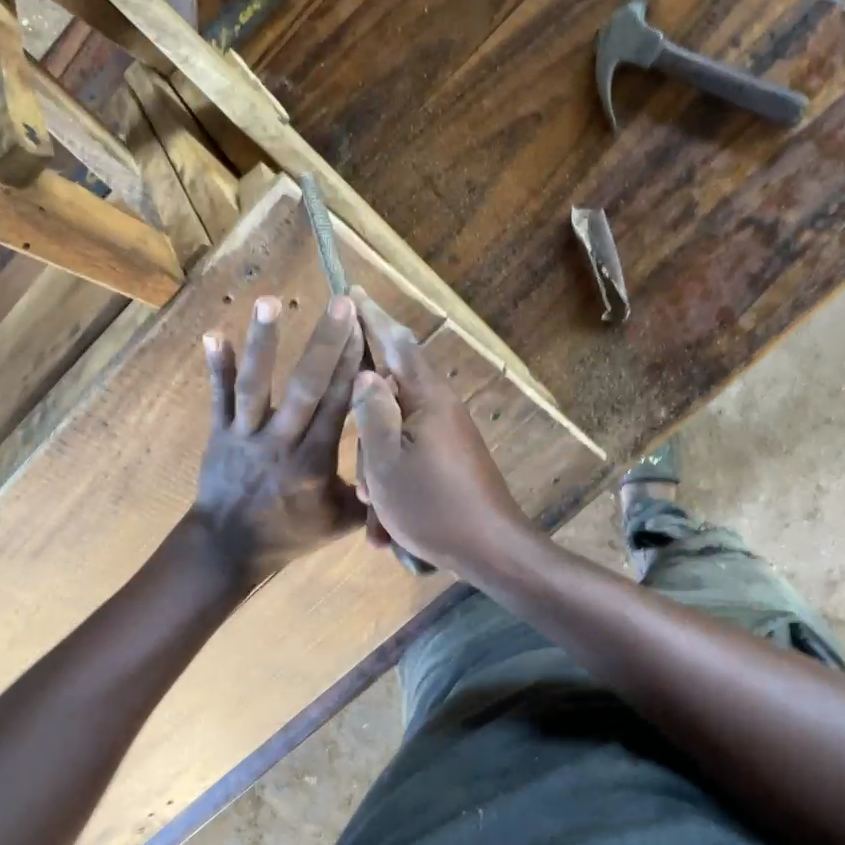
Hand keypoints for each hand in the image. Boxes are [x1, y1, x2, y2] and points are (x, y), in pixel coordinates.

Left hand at [189, 294, 367, 586]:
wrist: (225, 550)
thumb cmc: (289, 534)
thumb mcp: (337, 523)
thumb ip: (370, 497)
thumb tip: (405, 467)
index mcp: (312, 462)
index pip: (338, 408)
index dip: (353, 370)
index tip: (368, 333)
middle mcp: (280, 442)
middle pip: (305, 388)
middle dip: (324, 345)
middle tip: (341, 304)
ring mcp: (245, 435)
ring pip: (254, 386)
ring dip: (262, 343)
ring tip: (269, 302)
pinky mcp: (218, 432)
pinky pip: (217, 397)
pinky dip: (216, 366)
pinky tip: (213, 332)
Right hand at [348, 287, 543, 576]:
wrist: (492, 551)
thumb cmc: (433, 506)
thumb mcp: (386, 462)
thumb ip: (372, 413)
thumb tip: (365, 374)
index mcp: (426, 398)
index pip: (395, 343)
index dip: (371, 318)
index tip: (352, 293)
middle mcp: (440, 407)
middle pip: (392, 392)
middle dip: (367, 427)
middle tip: (358, 468)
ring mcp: (448, 434)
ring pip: (398, 434)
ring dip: (379, 469)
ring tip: (374, 513)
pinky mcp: (451, 459)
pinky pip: (412, 458)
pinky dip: (395, 485)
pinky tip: (387, 526)